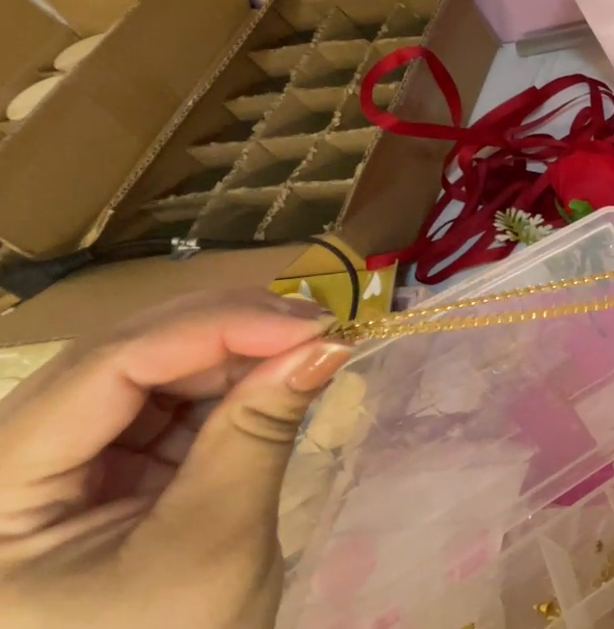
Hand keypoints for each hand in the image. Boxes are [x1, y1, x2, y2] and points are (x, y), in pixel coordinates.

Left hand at [0, 289, 350, 628]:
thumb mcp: (213, 539)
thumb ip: (260, 431)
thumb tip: (330, 341)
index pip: (100, 372)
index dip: (213, 329)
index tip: (316, 323)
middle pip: (113, 361)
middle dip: (226, 331)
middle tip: (321, 326)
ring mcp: (36, 468)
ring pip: (139, 370)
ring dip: (232, 352)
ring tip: (307, 350)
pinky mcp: (82, 471)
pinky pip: (155, 402)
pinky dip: (224, 382)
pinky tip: (273, 378)